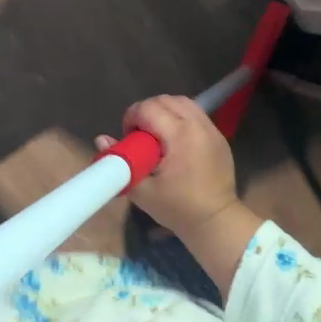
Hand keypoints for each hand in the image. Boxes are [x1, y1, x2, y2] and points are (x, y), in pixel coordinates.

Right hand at [97, 95, 240, 237]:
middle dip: (147, 111)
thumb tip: (101, 140)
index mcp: (179, 136)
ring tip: (157, 134)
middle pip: (166, 100)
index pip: (148, 108)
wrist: (215, 221)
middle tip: (140, 135)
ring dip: (165, 111)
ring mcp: (212, 129)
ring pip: (183, 102)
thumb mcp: (142, 190)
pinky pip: (196, 114)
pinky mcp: (219, 137)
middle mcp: (198, 125)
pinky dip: (181, 118)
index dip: (131, 117)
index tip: (128, 137)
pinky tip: (175, 140)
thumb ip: (121, 162)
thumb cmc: (177, 208)